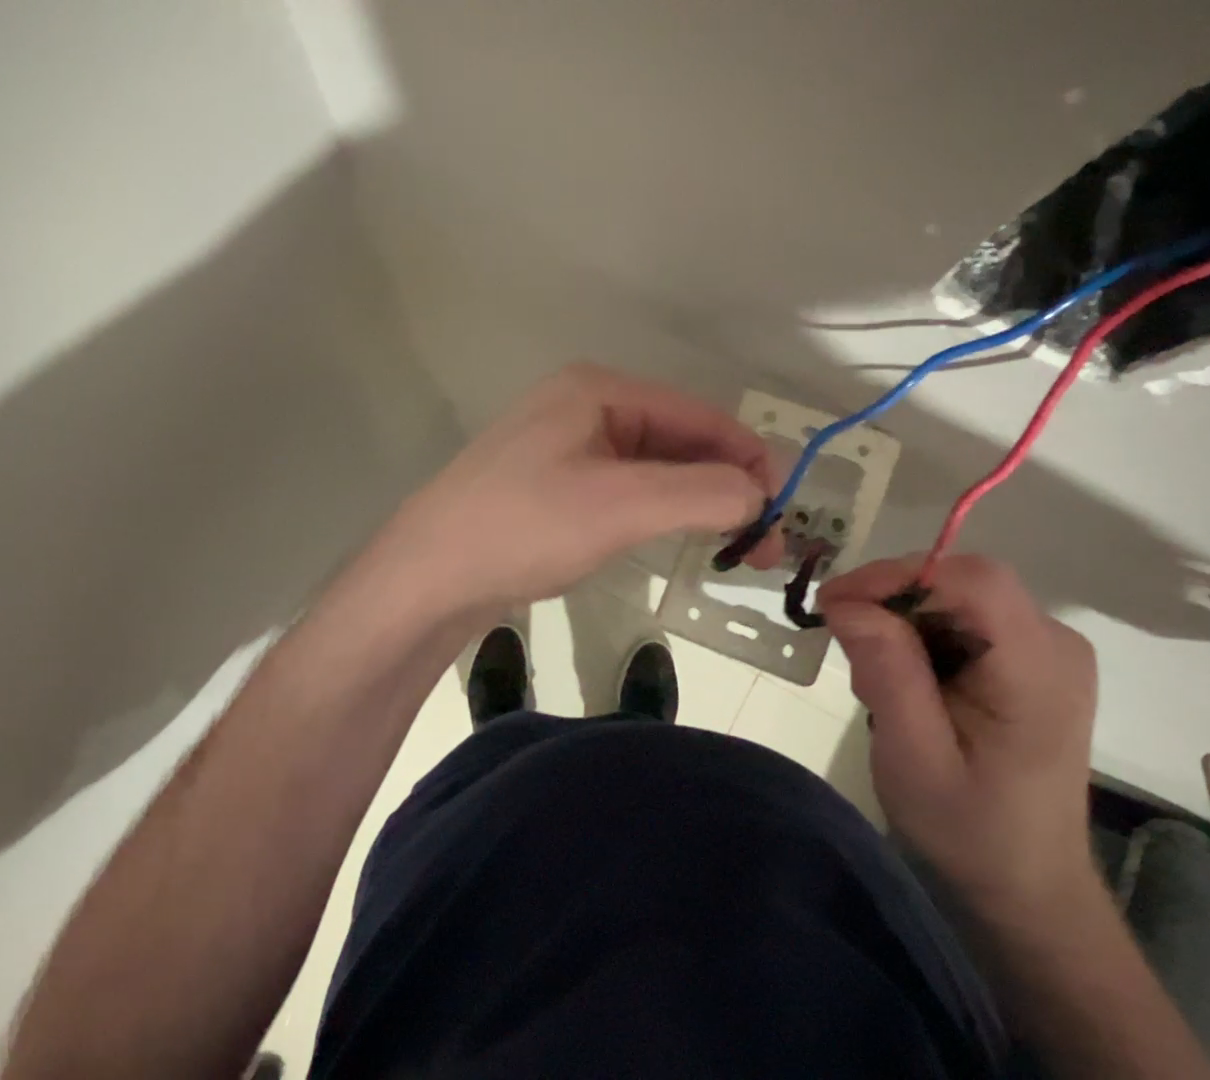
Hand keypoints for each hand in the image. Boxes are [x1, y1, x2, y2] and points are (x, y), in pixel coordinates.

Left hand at [369, 364, 781, 620]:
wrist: (427, 576)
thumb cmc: (525, 528)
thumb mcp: (622, 506)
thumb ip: (703, 492)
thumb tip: (759, 495)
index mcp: (598, 390)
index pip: (699, 415)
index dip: (748, 459)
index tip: (782, 513)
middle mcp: (579, 406)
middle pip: (676, 439)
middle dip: (723, 487)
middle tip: (759, 546)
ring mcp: (557, 447)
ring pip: (648, 468)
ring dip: (691, 502)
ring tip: (726, 548)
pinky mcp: (544, 487)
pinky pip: (618, 490)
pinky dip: (653, 512)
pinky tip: (668, 540)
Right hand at [816, 554, 1100, 919]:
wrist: (1026, 882)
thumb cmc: (968, 827)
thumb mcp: (913, 757)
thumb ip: (887, 674)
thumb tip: (846, 602)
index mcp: (1039, 668)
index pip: (973, 579)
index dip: (896, 575)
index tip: (833, 604)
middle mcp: (1055, 643)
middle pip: (963, 584)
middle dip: (892, 603)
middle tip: (844, 649)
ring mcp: (1048, 651)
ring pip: (958, 599)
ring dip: (903, 624)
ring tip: (877, 687)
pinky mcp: (1032, 662)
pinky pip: (966, 621)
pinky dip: (921, 639)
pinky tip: (907, 687)